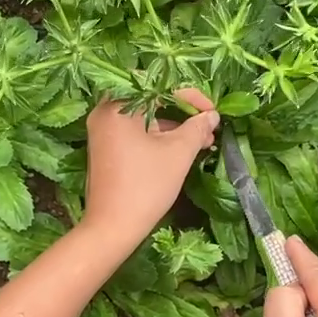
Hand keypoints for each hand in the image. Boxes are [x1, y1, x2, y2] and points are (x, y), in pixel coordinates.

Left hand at [81, 87, 218, 245]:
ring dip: (175, 128)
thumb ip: (197, 128)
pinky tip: (183, 149)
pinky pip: (136, 133)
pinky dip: (159, 138)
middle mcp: (105, 114)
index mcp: (117, 107)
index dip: (191, 97)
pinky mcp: (107, 149)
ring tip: (204, 141)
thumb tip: (212, 115)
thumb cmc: (145, 186)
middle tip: (209, 126)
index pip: (160, 88)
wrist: (112, 227)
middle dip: (184, 114)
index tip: (213, 111)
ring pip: (146, 119)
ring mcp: (103, 132)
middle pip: (152, 102)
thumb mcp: (178, 153)